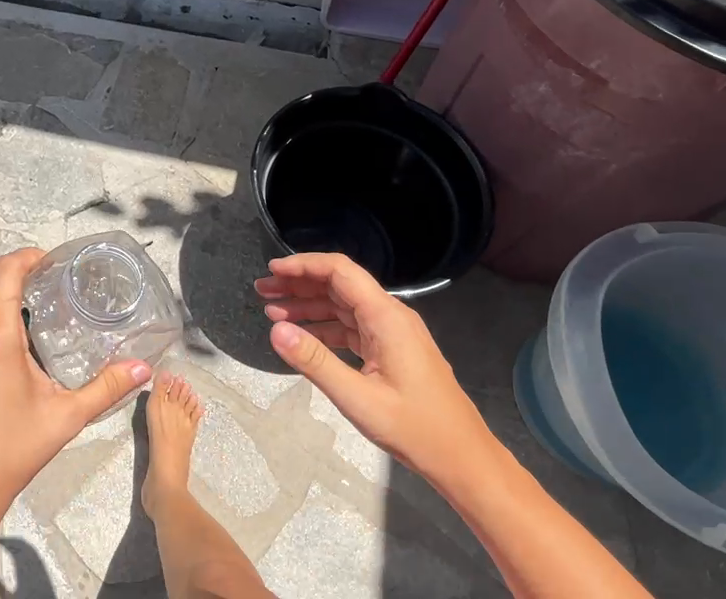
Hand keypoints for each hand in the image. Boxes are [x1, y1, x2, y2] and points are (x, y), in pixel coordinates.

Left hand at [0, 248, 152, 517]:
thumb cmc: (10, 450)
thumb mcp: (64, 417)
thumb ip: (105, 387)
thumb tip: (143, 369)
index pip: (5, 270)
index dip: (28, 257)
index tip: (51, 261)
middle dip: (22, 286)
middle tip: (55, 294)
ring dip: (5, 309)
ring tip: (38, 325)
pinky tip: (11, 353)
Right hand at [256, 253, 495, 480]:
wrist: (464, 459)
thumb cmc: (414, 428)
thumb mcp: (358, 398)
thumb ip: (315, 361)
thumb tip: (275, 329)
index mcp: (386, 317)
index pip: (340, 271)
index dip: (303, 265)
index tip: (272, 270)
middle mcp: (390, 316)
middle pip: (338, 284)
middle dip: (298, 284)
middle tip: (261, 291)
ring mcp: (392, 333)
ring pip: (342, 305)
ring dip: (307, 305)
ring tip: (271, 311)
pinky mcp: (391, 350)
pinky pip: (351, 326)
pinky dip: (323, 326)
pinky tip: (301, 335)